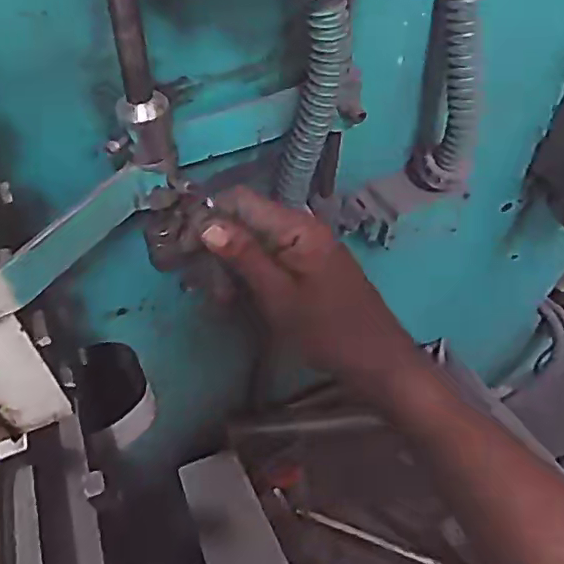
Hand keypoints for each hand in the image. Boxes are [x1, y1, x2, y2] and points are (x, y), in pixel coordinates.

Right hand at [200, 187, 426, 404]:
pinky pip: (270, 259)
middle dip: (218, 246)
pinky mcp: (308, 266)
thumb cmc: (328, 331)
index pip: (241, 199)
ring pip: (255, 242)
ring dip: (231, 265)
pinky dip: (250, 274)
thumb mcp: (279, 296)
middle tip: (199, 283)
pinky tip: (236, 298)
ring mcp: (306, 248)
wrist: (379, 363)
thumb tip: (207, 222)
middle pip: (246, 220)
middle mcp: (301, 228)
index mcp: (297, 227)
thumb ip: (244, 256)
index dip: (208, 215)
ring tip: (218, 299)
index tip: (185, 245)